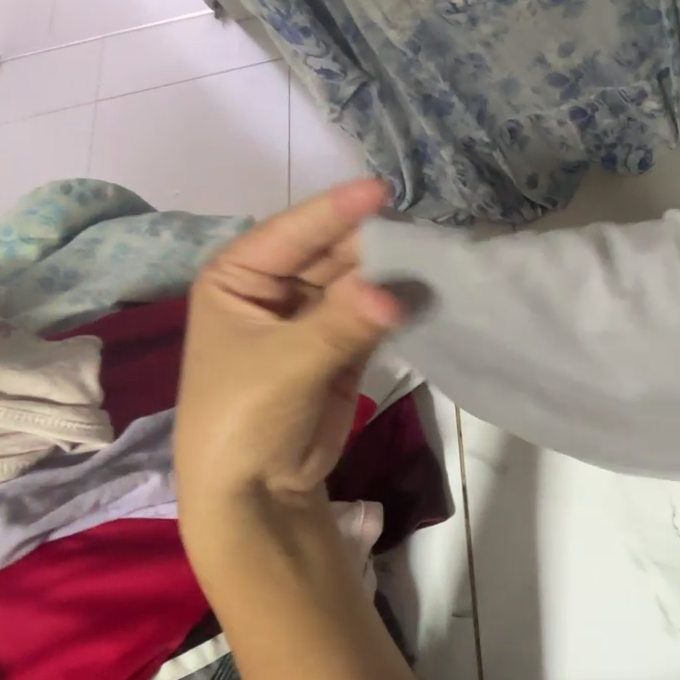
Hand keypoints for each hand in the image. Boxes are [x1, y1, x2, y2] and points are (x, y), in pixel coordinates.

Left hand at [174, 179, 402, 515]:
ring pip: (359, 282)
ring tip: (439, 258)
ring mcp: (313, 316)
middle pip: (331, 253)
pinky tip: (431, 292)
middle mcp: (276, 288)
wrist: (257, 488)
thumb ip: (342, 324)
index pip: (292, 233)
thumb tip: (397, 293)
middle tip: (427, 231)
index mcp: (240, 277)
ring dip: (393, 275)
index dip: (336, 212)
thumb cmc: (245, 416)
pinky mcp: (344, 344)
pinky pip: (375, 314)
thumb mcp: (286, 364)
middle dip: (374, 244)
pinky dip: (400, 306)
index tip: (383, 191)